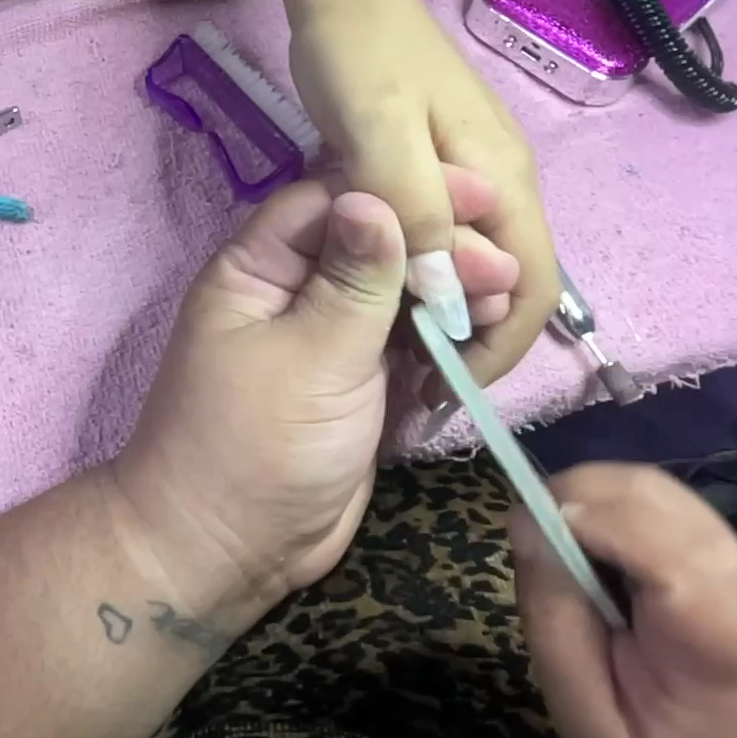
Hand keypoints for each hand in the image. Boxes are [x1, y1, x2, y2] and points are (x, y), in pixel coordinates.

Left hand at [110, 179, 515, 610]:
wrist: (231, 548)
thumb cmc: (255, 446)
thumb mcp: (309, 357)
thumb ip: (352, 282)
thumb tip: (375, 196)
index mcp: (255, 266)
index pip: (327, 199)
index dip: (395, 189)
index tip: (470, 193)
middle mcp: (289, 287)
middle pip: (368, 241)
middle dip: (433, 245)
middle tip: (501, 264)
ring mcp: (324, 331)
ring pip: (391, 287)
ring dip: (447, 287)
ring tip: (505, 294)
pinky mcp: (353, 372)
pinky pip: (401, 333)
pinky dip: (441, 328)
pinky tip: (484, 325)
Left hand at [287, 0, 557, 389]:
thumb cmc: (356, 58)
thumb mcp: (378, 133)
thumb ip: (415, 209)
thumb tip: (450, 294)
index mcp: (501, 180)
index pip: (528, 287)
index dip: (492, 346)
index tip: (439, 388)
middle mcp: (496, 183)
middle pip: (502, 283)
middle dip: (466, 338)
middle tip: (409, 382)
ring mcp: (460, 175)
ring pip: (465, 265)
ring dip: (437, 313)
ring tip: (390, 355)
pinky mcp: (425, 170)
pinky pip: (432, 240)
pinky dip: (412, 278)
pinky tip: (376, 298)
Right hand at [512, 464, 736, 737]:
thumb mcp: (588, 713)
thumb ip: (556, 619)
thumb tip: (523, 518)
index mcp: (728, 651)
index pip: (681, 554)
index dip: (603, 519)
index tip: (536, 526)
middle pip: (668, 501)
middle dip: (584, 495)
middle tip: (537, 535)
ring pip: (665, 494)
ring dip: (597, 499)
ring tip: (567, 547)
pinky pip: (671, 512)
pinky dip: (618, 513)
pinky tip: (603, 558)